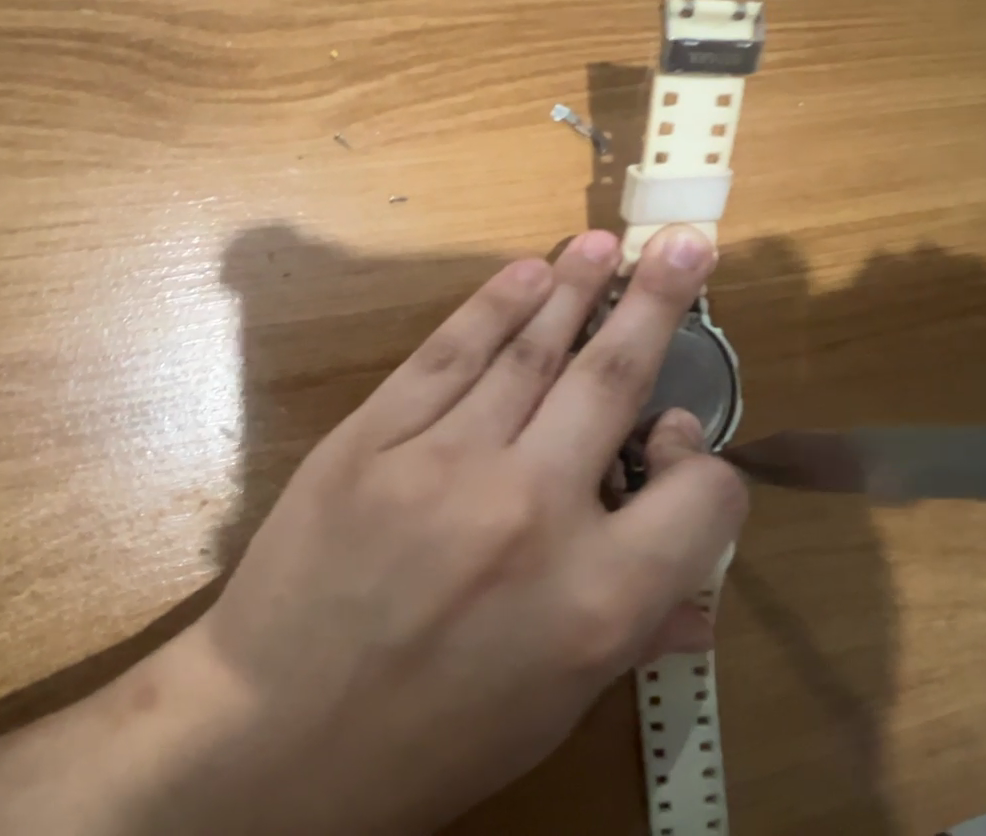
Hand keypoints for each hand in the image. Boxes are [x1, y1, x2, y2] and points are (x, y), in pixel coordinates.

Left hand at [169, 225, 748, 834]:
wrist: (276, 736)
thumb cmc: (430, 740)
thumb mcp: (555, 709)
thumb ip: (635, 634)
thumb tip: (696, 595)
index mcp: (597, 599)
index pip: (701, 496)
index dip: (709, 469)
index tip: (683, 448)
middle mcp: (532, 511)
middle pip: (613, 380)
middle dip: (658, 304)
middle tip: (686, 246)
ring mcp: (444, 462)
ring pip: (529, 352)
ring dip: (576, 289)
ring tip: (610, 245)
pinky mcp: (371, 437)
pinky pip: (445, 356)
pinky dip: (490, 308)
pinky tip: (527, 274)